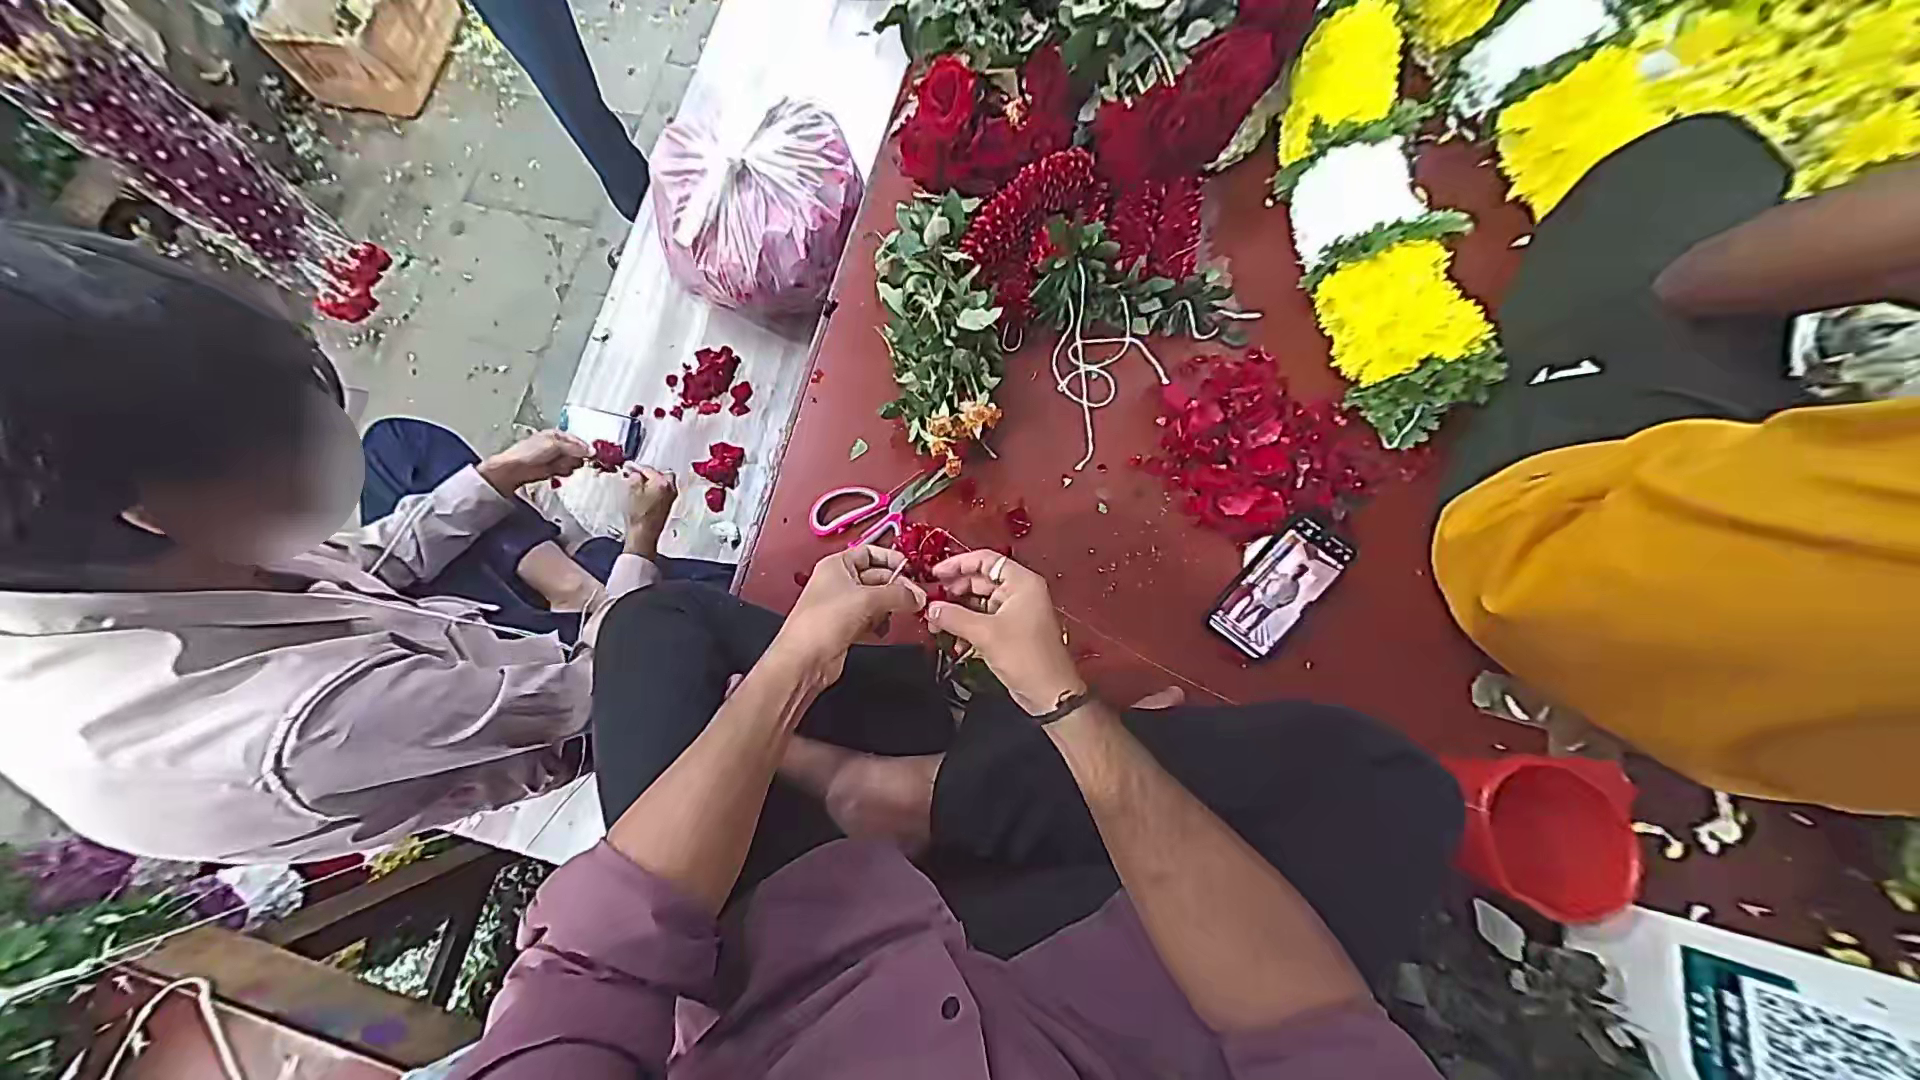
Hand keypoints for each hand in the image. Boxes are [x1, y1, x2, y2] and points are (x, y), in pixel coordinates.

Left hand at [477, 430, 592, 494]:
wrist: (515, 469)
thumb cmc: (530, 453)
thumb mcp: (556, 445)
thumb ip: (576, 447)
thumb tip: (592, 451)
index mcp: (556, 434)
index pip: (578, 440)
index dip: (585, 448)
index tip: (591, 455)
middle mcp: (557, 445)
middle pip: (578, 453)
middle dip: (575, 458)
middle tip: (567, 460)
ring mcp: (555, 457)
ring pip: (573, 463)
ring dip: (568, 466)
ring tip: (558, 466)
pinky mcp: (553, 469)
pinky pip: (566, 471)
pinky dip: (563, 472)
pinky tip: (556, 472)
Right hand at [621, 465, 678, 555]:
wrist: (644, 533)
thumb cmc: (639, 513)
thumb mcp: (632, 491)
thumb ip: (634, 477)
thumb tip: (635, 473)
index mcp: (662, 483)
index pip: (649, 469)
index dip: (637, 467)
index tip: (629, 467)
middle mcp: (671, 489)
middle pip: (662, 474)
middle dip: (650, 473)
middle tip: (637, 474)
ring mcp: (672, 497)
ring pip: (665, 482)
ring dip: (654, 480)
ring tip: (640, 483)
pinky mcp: (669, 505)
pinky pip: (664, 491)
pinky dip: (656, 488)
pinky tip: (646, 492)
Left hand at [771, 546, 926, 685]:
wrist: (804, 660)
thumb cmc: (824, 622)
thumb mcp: (867, 599)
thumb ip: (898, 594)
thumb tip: (917, 595)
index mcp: (837, 565)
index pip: (870, 552)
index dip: (891, 558)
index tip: (910, 569)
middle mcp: (839, 582)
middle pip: (876, 576)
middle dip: (897, 587)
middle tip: (916, 597)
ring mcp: (842, 606)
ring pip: (876, 599)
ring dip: (890, 606)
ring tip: (903, 613)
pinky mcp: (846, 627)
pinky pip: (871, 618)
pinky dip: (880, 622)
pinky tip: (884, 629)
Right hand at [925, 550, 1086, 715]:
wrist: (1049, 694)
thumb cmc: (1027, 657)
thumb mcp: (985, 634)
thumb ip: (954, 617)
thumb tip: (931, 608)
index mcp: (1022, 582)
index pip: (986, 560)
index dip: (958, 564)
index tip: (936, 574)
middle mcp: (1020, 592)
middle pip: (980, 579)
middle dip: (954, 591)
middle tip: (932, 600)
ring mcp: (1015, 611)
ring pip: (979, 601)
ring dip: (957, 611)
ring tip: (936, 623)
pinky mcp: (1010, 630)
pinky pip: (983, 619)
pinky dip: (967, 626)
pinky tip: (954, 640)